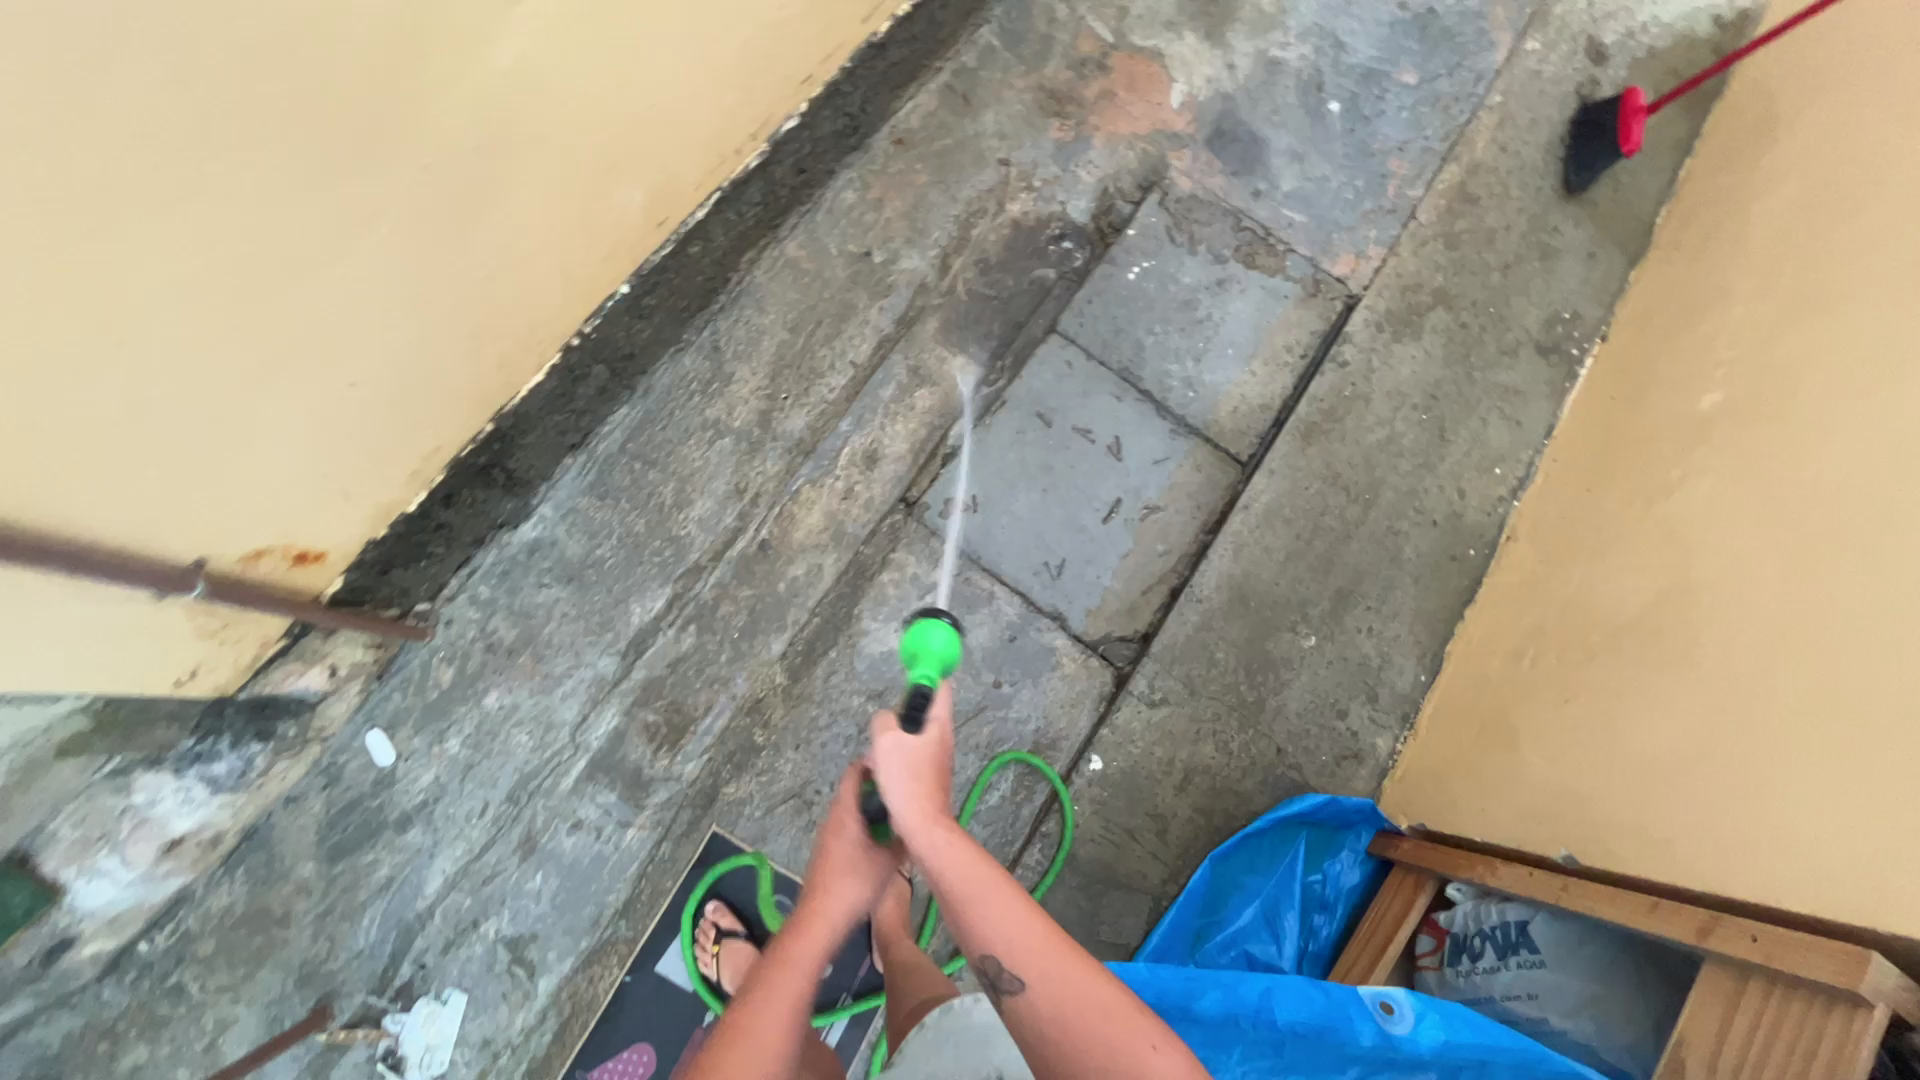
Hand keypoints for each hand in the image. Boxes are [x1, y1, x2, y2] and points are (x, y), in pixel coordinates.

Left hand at [795, 763, 901, 933]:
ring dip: (872, 810)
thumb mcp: (889, 860)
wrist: (821, 919)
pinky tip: (881, 841)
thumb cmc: (856, 882)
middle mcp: (833, 817)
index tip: (895, 764)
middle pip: (854, 791)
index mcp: (846, 810)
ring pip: (852, 812)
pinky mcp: (828, 852)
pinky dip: (864, 826)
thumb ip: (904, 838)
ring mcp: (828, 835)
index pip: (855, 771)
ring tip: (897, 815)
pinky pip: (847, 828)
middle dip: (878, 789)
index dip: (873, 762)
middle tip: (903, 792)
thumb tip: (917, 824)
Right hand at [868, 681, 955, 838]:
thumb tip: (886, 719)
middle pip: (924, 714)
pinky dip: (895, 761)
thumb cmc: (907, 780)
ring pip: (913, 739)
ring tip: (879, 757)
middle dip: (900, 716)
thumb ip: (884, 721)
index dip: (928, 674)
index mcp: (940, 724)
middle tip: (883, 726)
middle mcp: (943, 739)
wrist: (921, 827)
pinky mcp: (929, 778)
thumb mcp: (886, 742)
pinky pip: (909, 759)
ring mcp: (938, 760)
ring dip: (893, 743)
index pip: (941, 686)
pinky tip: (883, 775)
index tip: (911, 671)